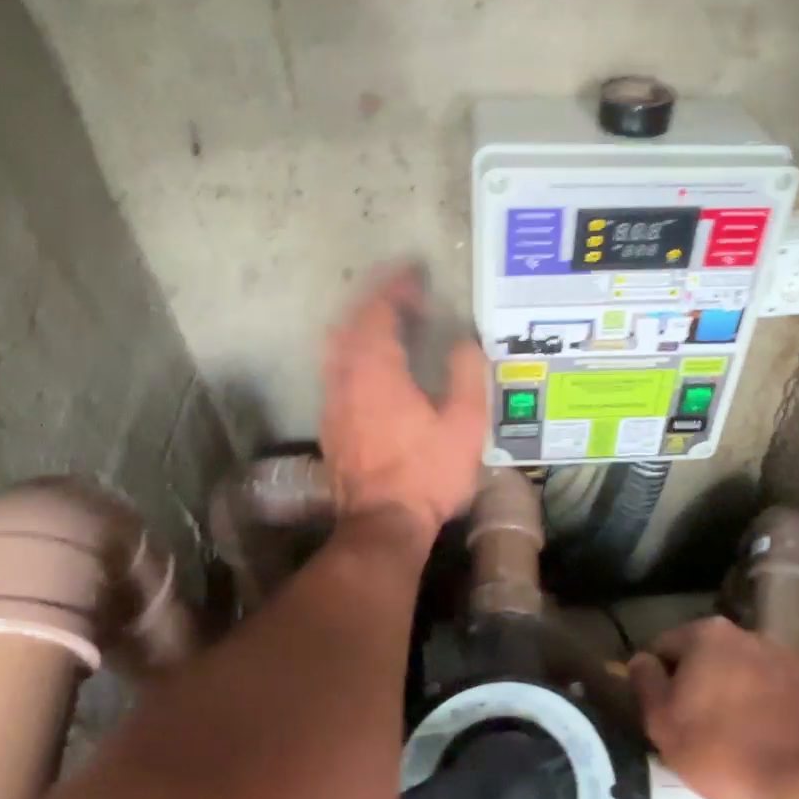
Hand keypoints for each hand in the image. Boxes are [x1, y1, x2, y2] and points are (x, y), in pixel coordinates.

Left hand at [320, 269, 487, 531]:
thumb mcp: (464, 424)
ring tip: (388, 325)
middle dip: (373, 302)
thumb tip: (465, 342)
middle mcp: (346, 379)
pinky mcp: (332, 425)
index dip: (394, 287)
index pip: (378, 312)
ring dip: (360, 328)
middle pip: (350, 323)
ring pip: (338, 348)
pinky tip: (374, 368)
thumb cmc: (427, 474)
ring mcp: (333, 403)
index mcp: (377, 371)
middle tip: (402, 296)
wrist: (383, 523)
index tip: (414, 275)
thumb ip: (466, 375)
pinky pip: (337, 372)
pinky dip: (354, 355)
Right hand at [628, 617, 798, 798]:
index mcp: (706, 634)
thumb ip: (645, 684)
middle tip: (687, 732)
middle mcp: (745, 634)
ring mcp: (782, 657)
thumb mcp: (664, 724)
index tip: (657, 716)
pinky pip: (767, 694)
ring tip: (725, 742)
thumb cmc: (726, 750)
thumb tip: (640, 660)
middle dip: (692, 688)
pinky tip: (758, 743)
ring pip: (736, 676)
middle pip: (702, 659)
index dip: (654, 682)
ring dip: (726, 699)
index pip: (662, 648)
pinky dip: (757, 711)